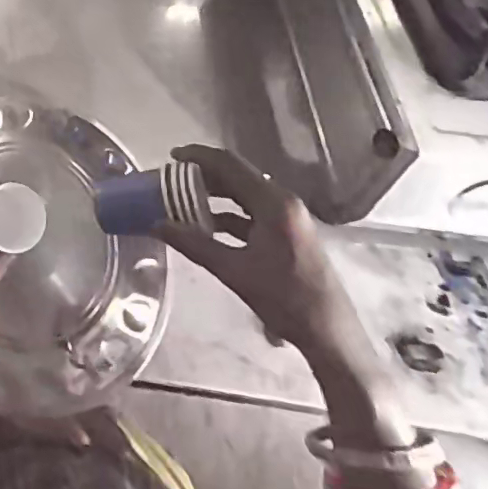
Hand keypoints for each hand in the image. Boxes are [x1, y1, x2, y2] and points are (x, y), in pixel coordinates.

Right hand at [157, 145, 360, 358]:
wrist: (329, 331)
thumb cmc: (285, 299)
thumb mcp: (234, 271)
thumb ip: (194, 244)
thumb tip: (157, 225)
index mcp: (273, 202)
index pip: (229, 164)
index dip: (199, 156)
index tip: (172, 156)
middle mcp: (282, 200)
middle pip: (237, 174)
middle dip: (204, 174)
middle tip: (174, 179)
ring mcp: (287, 214)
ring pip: (245, 192)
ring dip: (216, 194)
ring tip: (185, 199)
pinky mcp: (288, 230)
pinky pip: (253, 210)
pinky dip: (229, 212)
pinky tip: (208, 225)